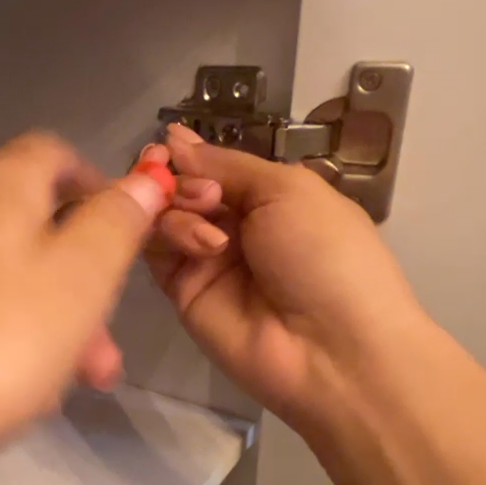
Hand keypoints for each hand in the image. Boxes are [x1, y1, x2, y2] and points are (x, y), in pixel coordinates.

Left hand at [0, 133, 172, 484]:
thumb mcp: (80, 279)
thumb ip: (116, 223)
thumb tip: (143, 178)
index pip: (53, 154)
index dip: (95, 188)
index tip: (123, 239)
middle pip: (27, 226)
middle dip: (79, 284)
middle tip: (103, 356)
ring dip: (42, 321)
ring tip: (63, 385)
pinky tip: (0, 388)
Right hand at [145, 123, 427, 423]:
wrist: (329, 347)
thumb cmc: (325, 254)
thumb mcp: (287, 190)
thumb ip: (224, 164)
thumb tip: (173, 137)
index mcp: (268, 197)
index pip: (210, 166)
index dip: (187, 155)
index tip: (166, 146)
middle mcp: (233, 225)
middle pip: (180, 189)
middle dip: (181, 181)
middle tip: (203, 196)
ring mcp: (204, 259)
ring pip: (163, 216)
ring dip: (179, 209)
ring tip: (208, 224)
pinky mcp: (181, 292)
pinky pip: (156, 253)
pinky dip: (167, 236)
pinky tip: (197, 242)